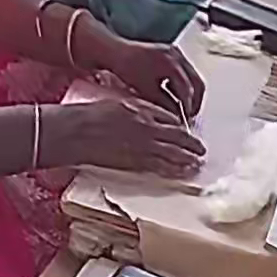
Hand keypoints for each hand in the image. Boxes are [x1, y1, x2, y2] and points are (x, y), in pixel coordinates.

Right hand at [54, 99, 204, 178]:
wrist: (75, 131)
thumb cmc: (88, 117)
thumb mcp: (114, 104)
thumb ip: (132, 110)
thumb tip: (144, 116)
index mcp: (139, 109)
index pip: (167, 117)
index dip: (180, 127)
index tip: (186, 132)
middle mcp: (145, 126)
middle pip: (177, 135)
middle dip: (191, 143)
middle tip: (202, 149)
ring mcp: (143, 145)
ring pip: (174, 152)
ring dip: (189, 158)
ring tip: (199, 162)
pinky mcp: (138, 161)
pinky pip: (163, 166)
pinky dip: (176, 169)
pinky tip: (185, 172)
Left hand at [92, 36, 203, 118]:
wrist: (114, 52)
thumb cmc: (126, 69)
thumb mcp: (148, 93)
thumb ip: (166, 106)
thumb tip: (179, 119)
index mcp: (171, 64)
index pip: (188, 92)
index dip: (188, 110)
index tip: (186, 122)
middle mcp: (176, 56)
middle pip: (197, 85)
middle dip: (194, 103)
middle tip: (189, 117)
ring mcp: (175, 53)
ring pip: (194, 79)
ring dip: (192, 96)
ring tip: (184, 109)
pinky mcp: (172, 53)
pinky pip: (188, 73)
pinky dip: (186, 87)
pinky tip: (177, 97)